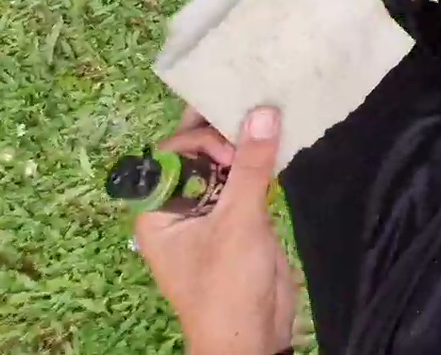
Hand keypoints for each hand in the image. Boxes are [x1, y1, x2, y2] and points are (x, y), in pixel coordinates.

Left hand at [134, 107, 295, 354]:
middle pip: (194, 153)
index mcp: (158, 211)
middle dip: (221, 129)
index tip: (235, 146)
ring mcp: (209, 209)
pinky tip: (282, 138)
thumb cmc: (227, 285)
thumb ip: (251, 166)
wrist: (251, 335)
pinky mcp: (238, 214)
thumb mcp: (238, 223)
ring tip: (274, 114)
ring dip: (245, 139)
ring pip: (222, 161)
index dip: (200, 140)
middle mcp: (179, 205)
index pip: (169, 154)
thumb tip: (265, 110)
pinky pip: (244, 175)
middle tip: (256, 107)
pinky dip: (260, 156)